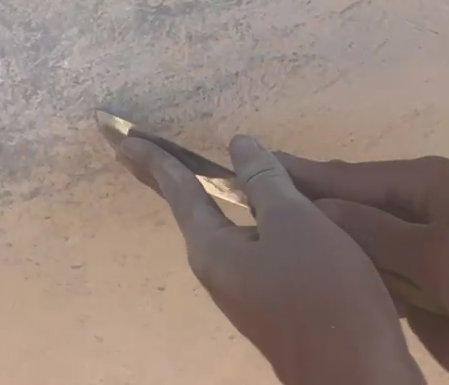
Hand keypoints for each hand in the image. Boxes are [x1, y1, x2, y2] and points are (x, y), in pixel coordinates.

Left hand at [115, 134, 424, 384]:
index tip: (123, 141)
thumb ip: (264, 180)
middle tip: (135, 151)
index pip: (177, 189)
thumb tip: (238, 146)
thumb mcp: (295, 223)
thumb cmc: (325, 297)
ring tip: (197, 172)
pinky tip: (260, 215)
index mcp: (211, 249)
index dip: (153, 158)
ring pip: (222, 229)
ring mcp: (246, 292)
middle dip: (165, 177)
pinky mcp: (275, 307)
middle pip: (189, 209)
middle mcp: (218, 271)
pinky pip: (249, 246)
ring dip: (208, 197)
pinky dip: (244, 220)